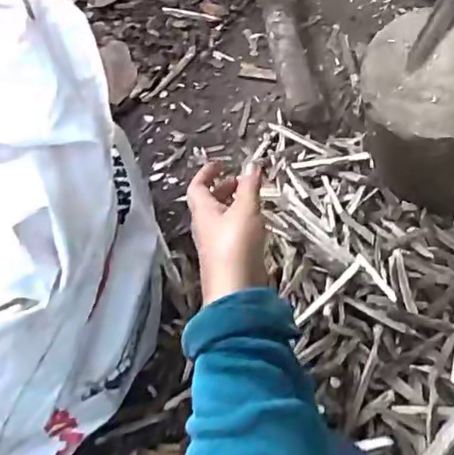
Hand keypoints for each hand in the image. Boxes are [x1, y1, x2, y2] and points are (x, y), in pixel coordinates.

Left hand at [186, 159, 267, 305]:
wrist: (235, 290)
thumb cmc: (236, 245)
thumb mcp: (246, 209)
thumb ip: (250, 186)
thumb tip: (253, 165)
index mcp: (203, 213)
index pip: (197, 187)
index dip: (207, 173)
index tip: (221, 164)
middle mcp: (205, 227)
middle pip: (208, 202)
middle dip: (224, 188)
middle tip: (243, 181)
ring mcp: (215, 243)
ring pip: (221, 217)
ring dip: (234, 204)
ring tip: (253, 198)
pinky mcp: (228, 257)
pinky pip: (231, 230)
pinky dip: (241, 219)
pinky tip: (256, 221)